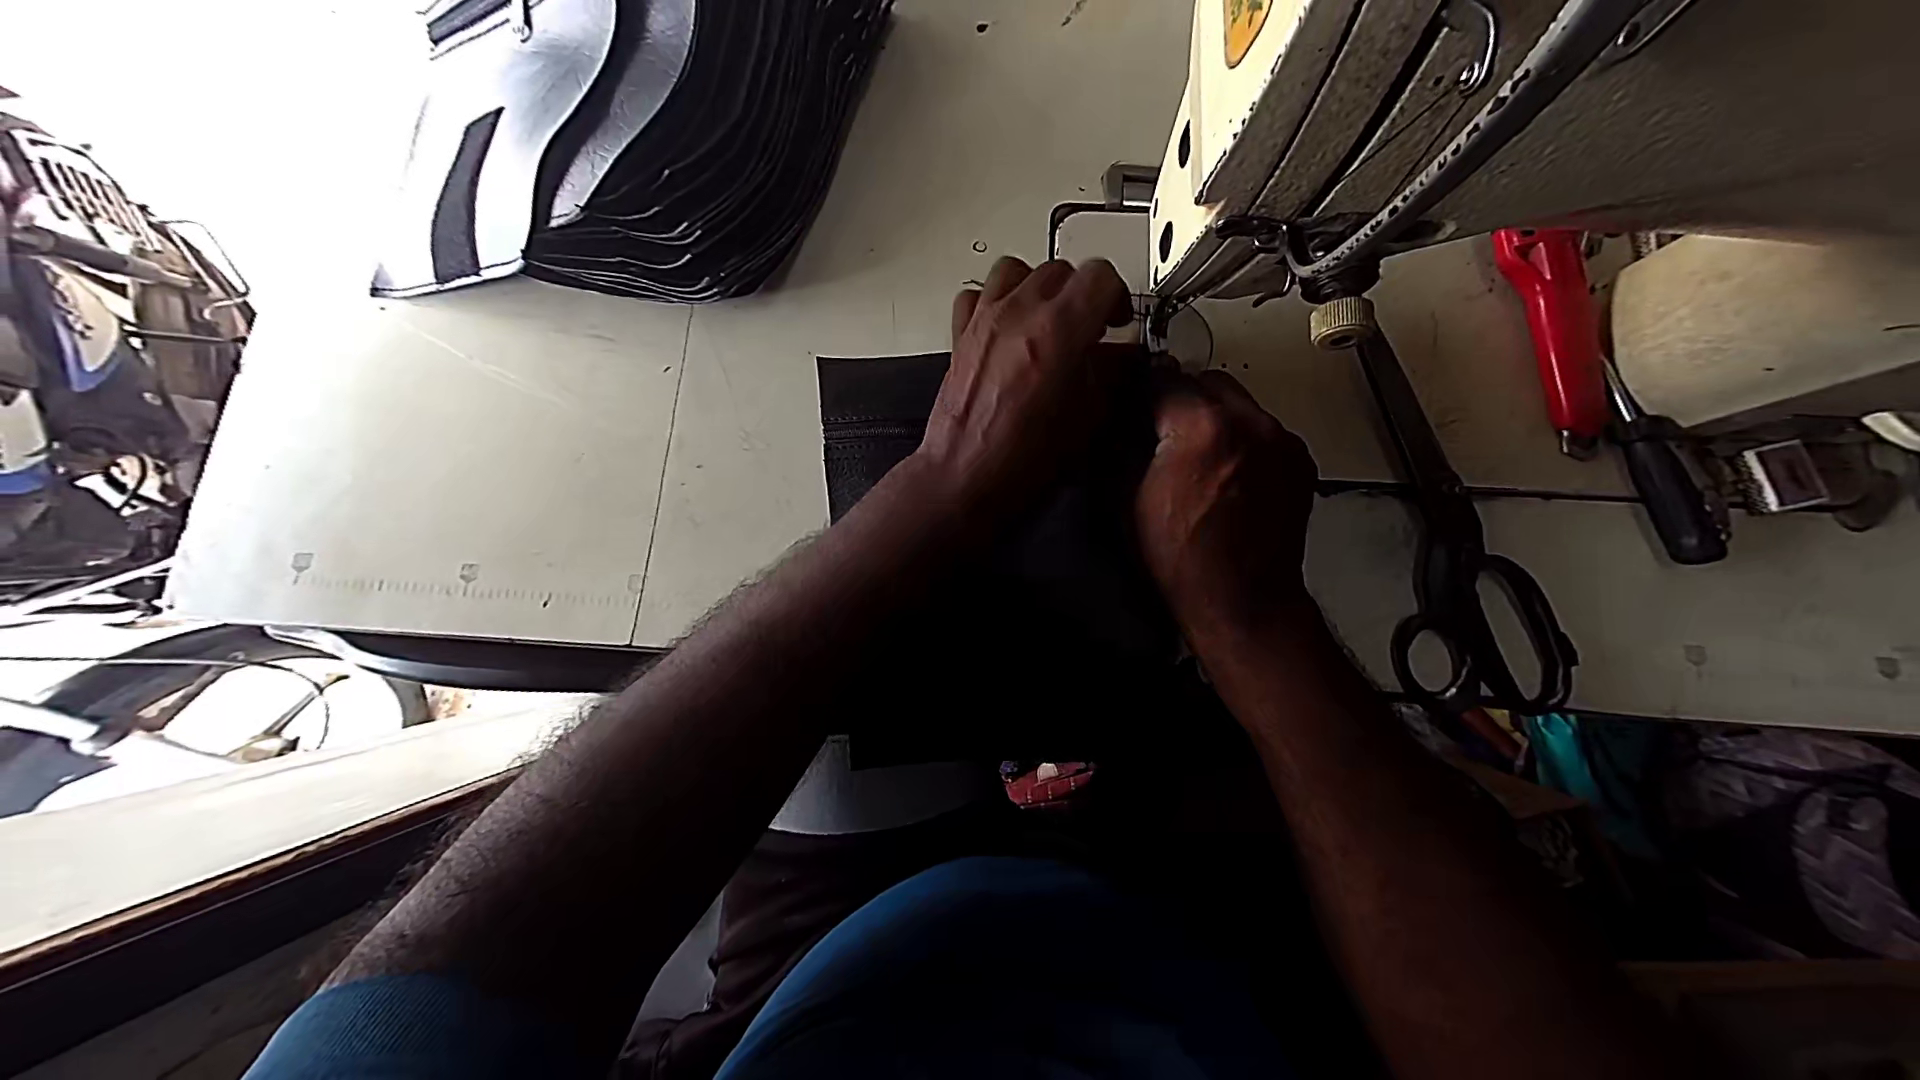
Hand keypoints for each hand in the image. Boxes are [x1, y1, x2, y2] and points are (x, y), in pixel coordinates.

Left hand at [915, 256, 1132, 518]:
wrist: (964, 478)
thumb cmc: (1018, 462)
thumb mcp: (1085, 419)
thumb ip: (1105, 375)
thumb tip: (1117, 358)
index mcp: (1058, 331)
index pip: (1100, 276)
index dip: (1117, 297)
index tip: (1117, 320)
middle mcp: (1017, 314)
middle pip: (1060, 270)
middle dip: (1082, 293)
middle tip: (1090, 326)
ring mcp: (983, 321)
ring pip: (1016, 270)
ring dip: (1038, 288)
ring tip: (1048, 319)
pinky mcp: (959, 336)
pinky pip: (977, 295)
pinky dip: (995, 302)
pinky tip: (1006, 326)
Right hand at [1135, 370, 1318, 636]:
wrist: (1240, 600)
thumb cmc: (1183, 561)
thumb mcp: (1124, 499)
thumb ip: (1119, 445)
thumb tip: (1116, 416)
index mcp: (1201, 427)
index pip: (1163, 379)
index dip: (1140, 394)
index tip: (1133, 405)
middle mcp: (1249, 424)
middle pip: (1206, 381)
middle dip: (1181, 400)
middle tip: (1162, 434)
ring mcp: (1280, 441)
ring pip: (1238, 403)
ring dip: (1213, 418)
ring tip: (1196, 460)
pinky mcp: (1298, 460)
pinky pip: (1263, 430)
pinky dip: (1241, 440)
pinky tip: (1224, 475)